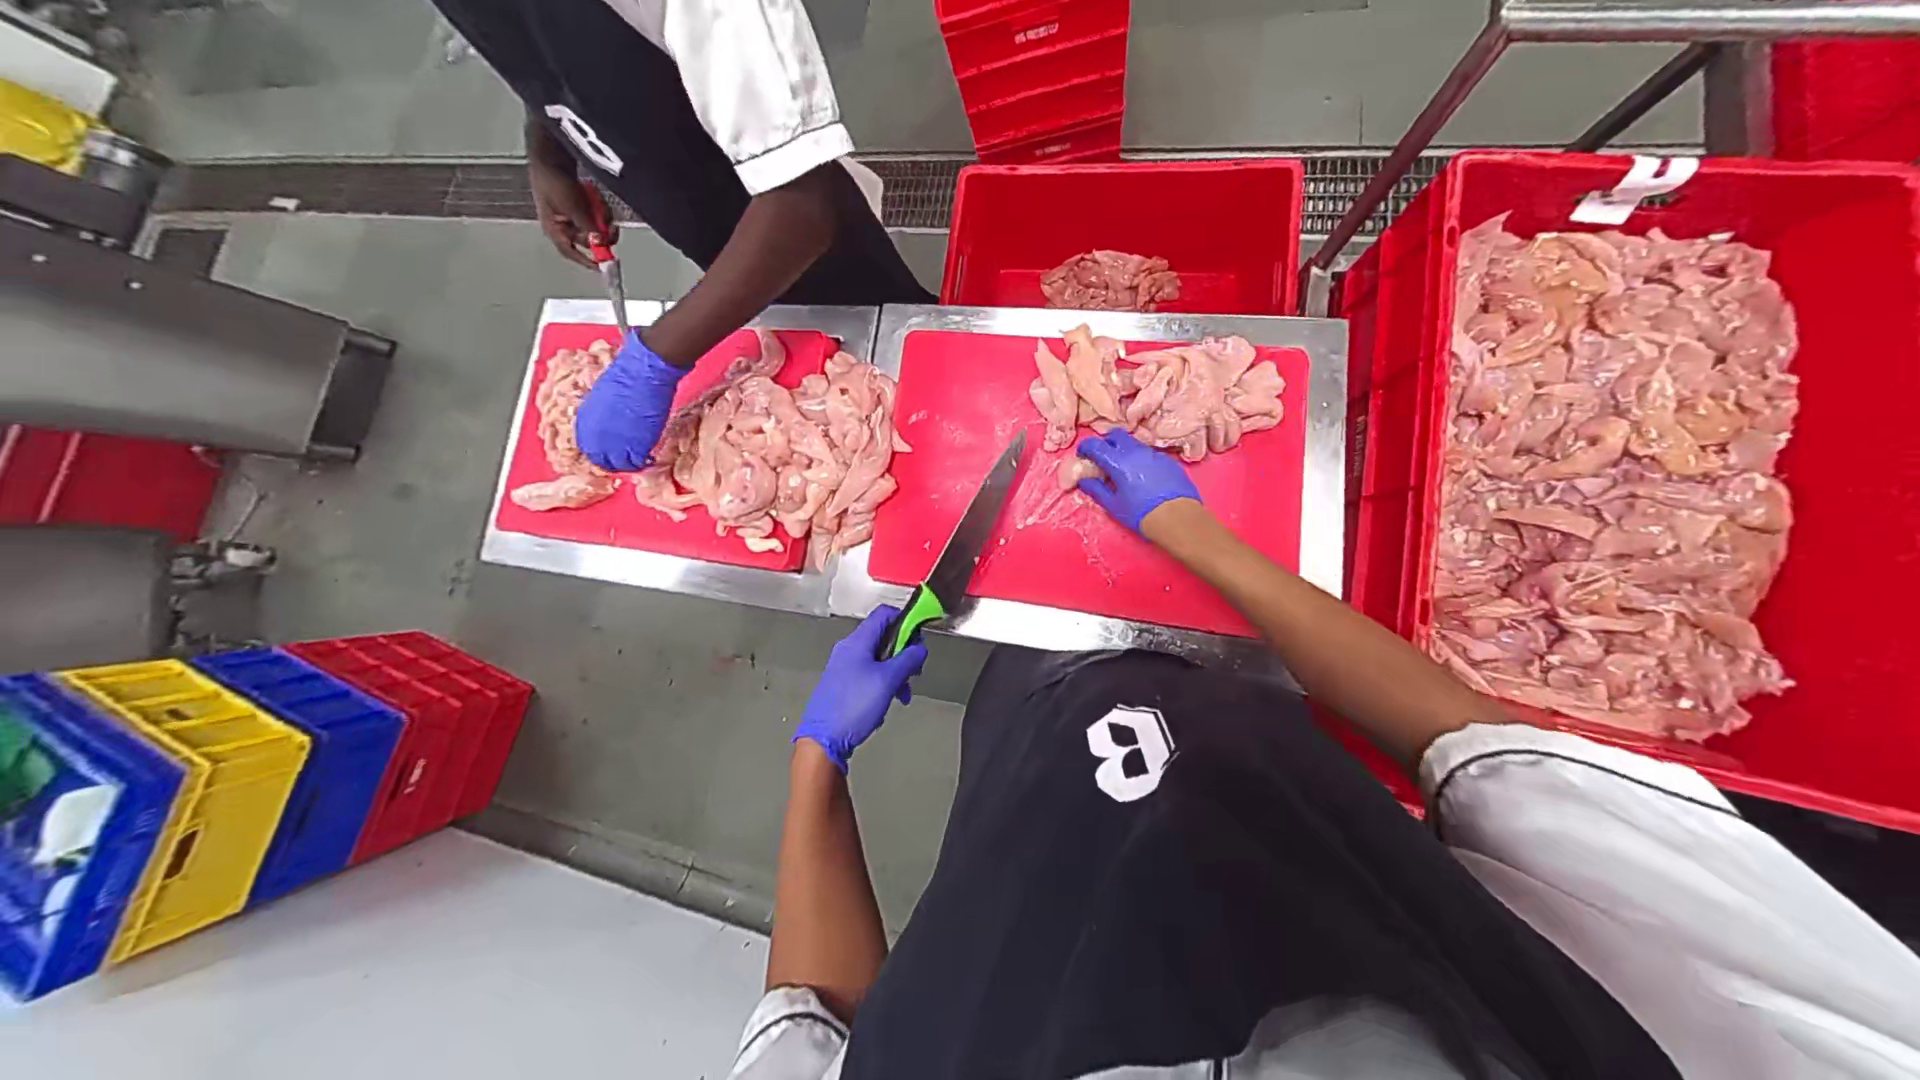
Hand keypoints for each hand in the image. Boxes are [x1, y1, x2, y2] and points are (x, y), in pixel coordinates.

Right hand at [529, 156, 615, 269]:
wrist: (552, 155)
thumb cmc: (554, 180)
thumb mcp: (573, 207)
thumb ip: (588, 228)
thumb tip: (601, 243)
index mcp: (555, 229)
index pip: (571, 253)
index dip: (587, 261)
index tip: (603, 266)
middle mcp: (564, 227)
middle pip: (590, 240)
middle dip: (602, 232)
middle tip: (612, 227)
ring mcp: (574, 217)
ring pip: (596, 228)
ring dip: (602, 217)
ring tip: (598, 202)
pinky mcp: (581, 209)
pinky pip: (597, 216)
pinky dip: (600, 209)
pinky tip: (595, 196)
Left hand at [575, 330, 688, 470]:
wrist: (641, 375)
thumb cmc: (624, 378)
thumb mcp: (602, 398)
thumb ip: (601, 417)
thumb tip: (610, 424)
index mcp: (583, 423)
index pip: (587, 449)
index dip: (601, 452)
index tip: (611, 452)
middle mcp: (593, 437)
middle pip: (600, 461)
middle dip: (612, 462)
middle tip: (625, 459)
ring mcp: (613, 445)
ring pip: (618, 466)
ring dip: (628, 464)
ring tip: (638, 459)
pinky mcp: (634, 448)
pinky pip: (636, 464)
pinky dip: (642, 462)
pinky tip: (648, 456)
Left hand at [794, 606, 929, 771]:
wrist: (823, 740)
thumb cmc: (855, 705)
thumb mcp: (888, 680)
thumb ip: (908, 659)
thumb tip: (920, 647)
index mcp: (858, 641)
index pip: (884, 614)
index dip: (905, 620)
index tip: (919, 637)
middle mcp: (849, 649)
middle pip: (883, 637)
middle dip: (903, 652)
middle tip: (914, 671)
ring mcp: (843, 667)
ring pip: (878, 659)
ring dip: (895, 672)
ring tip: (903, 693)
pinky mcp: (842, 685)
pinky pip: (869, 675)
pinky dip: (883, 684)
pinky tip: (887, 702)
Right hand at [1075, 429, 1201, 533]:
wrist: (1178, 518)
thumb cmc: (1141, 514)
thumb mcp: (1113, 505)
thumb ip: (1096, 490)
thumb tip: (1084, 481)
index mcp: (1118, 461)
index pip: (1095, 444)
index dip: (1085, 447)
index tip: (1083, 455)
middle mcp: (1136, 451)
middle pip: (1116, 435)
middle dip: (1106, 443)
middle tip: (1102, 458)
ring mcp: (1154, 453)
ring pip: (1134, 443)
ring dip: (1124, 450)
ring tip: (1123, 469)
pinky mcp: (1167, 460)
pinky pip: (1148, 453)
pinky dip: (1139, 458)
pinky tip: (1142, 475)